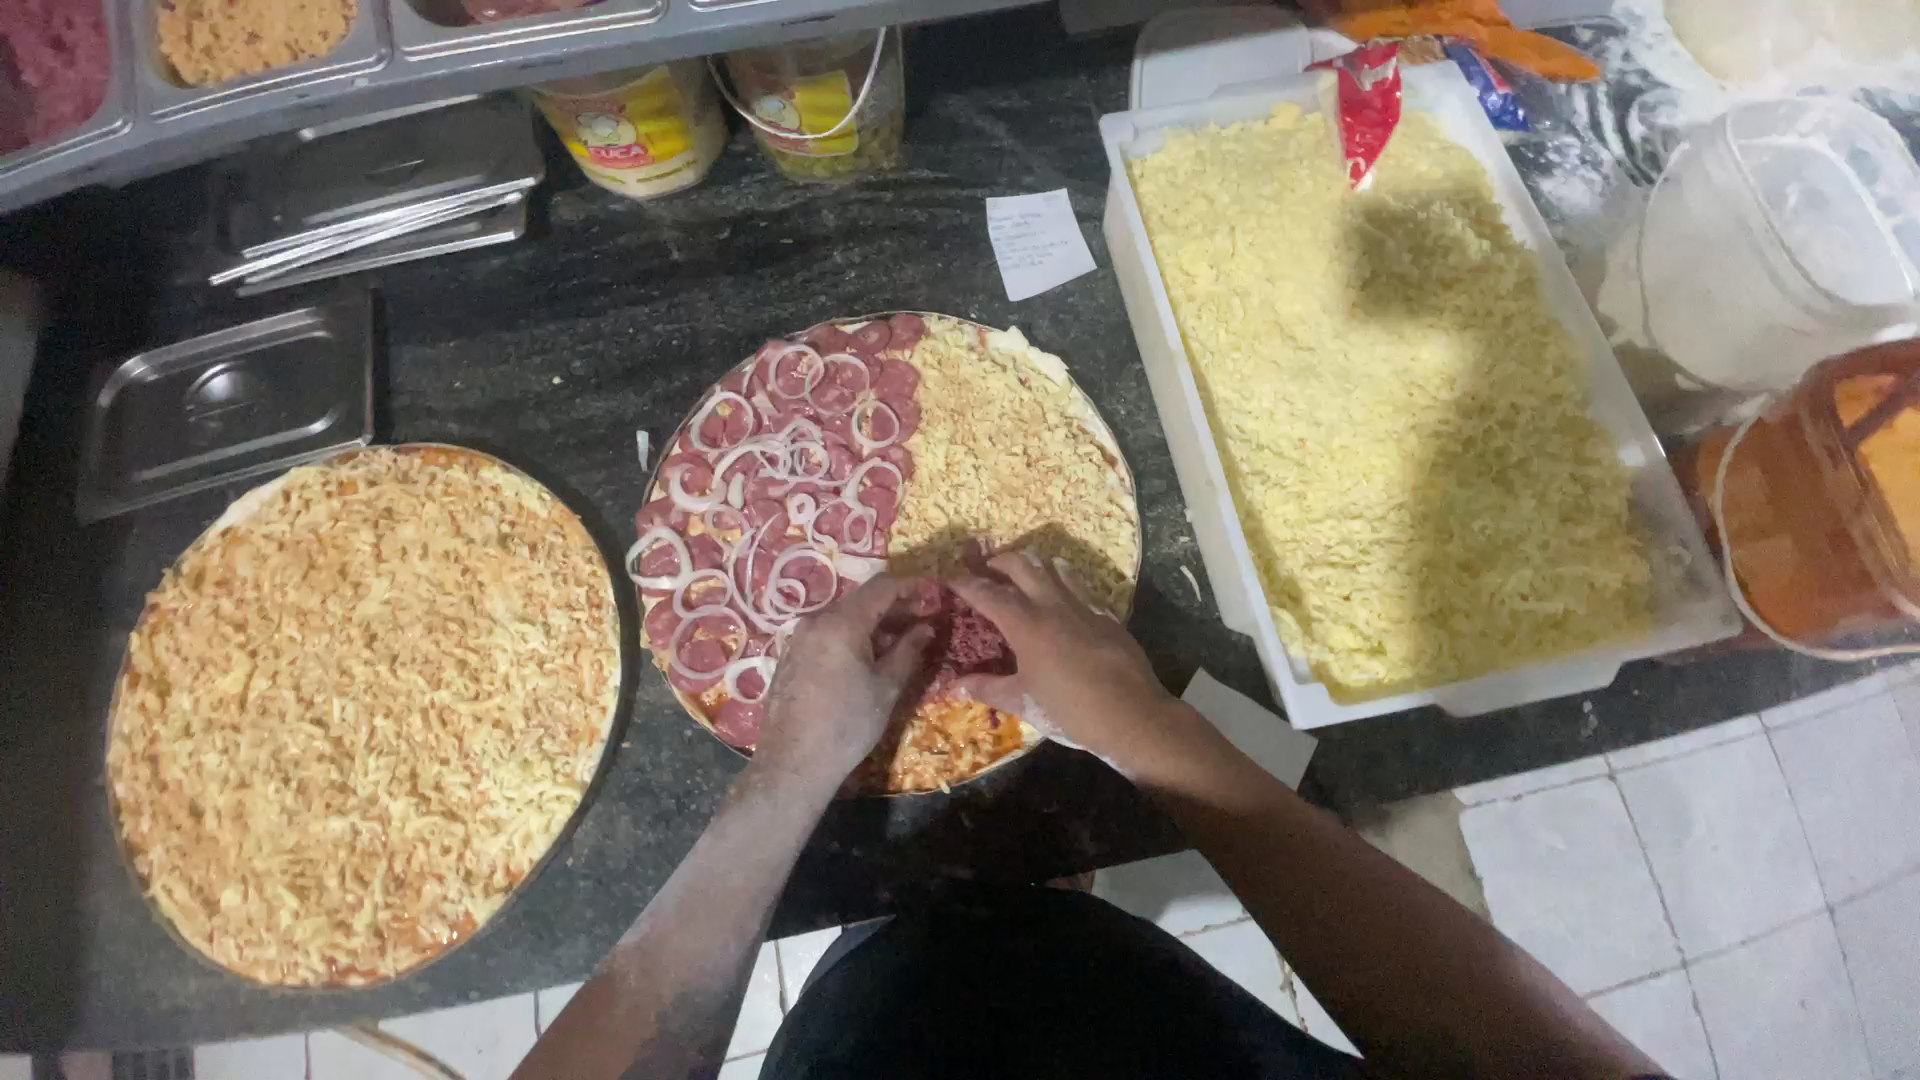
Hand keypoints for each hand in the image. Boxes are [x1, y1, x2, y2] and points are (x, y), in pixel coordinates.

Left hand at [754, 574, 934, 785]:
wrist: (793, 763)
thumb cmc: (847, 725)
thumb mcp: (886, 688)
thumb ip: (908, 650)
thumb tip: (926, 626)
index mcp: (841, 622)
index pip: (882, 587)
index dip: (911, 586)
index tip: (934, 593)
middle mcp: (816, 620)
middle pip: (861, 599)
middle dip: (895, 605)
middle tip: (923, 619)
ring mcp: (799, 637)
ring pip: (844, 615)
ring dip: (874, 621)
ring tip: (901, 640)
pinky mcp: (791, 654)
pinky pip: (828, 632)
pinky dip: (853, 634)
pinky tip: (869, 655)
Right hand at [948, 552, 1197, 776]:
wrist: (1132, 715)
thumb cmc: (1070, 712)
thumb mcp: (1023, 703)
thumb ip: (987, 688)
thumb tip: (954, 685)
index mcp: (1027, 625)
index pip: (989, 594)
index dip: (966, 584)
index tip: (951, 578)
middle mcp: (1053, 605)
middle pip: (1022, 564)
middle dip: (999, 561)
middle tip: (986, 568)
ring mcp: (1083, 606)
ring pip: (1054, 566)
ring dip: (1033, 563)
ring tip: (1021, 572)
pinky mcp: (1106, 614)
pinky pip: (1079, 584)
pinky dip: (1063, 578)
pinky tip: (1060, 592)